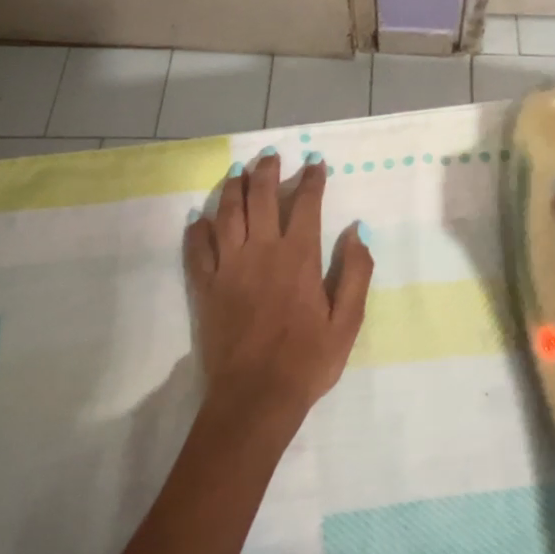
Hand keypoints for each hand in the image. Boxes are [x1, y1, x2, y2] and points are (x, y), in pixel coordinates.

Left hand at [185, 153, 372, 422]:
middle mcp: (262, 251)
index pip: (307, 205)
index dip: (312, 180)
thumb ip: (355, 272)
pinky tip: (199, 218)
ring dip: (234, 188)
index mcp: (299, 257)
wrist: (255, 397)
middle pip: (261, 198)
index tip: (316, 162)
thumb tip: (357, 230)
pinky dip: (198, 229)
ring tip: (238, 171)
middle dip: (268, 172)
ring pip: (227, 214)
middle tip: (271, 156)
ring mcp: (229, 267)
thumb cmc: (308, 361)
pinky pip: (197, 249)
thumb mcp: (348, 321)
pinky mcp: (205, 287)